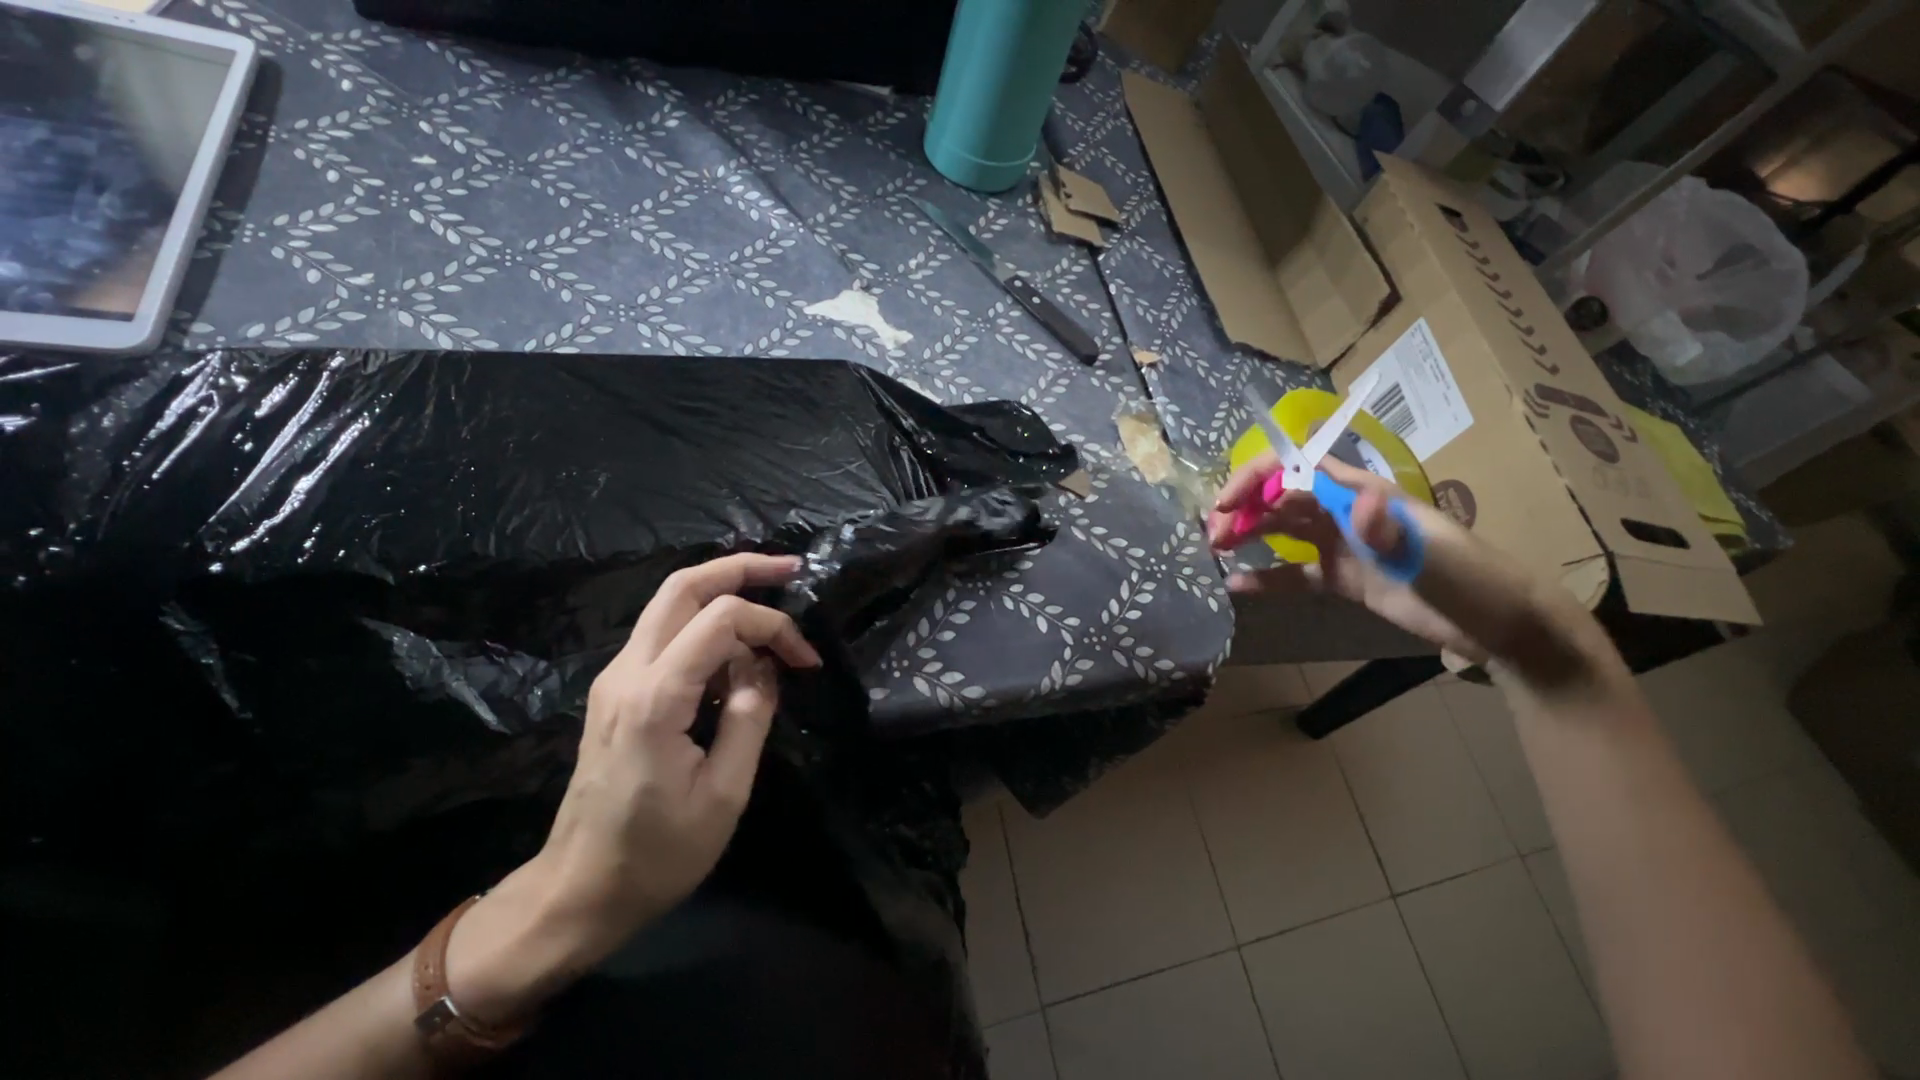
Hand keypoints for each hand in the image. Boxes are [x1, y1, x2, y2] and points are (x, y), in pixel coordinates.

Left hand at [444, 553, 822, 1022]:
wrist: (579, 890)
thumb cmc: (657, 854)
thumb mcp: (723, 794)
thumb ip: (749, 717)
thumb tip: (765, 668)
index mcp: (654, 698)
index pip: (721, 620)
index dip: (773, 627)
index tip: (807, 662)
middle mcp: (626, 673)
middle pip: (681, 587)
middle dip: (739, 569)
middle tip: (791, 570)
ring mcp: (614, 680)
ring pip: (668, 605)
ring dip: (722, 596)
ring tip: (773, 616)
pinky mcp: (616, 694)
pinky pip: (663, 638)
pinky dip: (704, 628)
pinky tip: (737, 655)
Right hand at [1207, 456, 1617, 687]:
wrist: (1503, 627)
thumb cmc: (1476, 581)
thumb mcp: (1437, 556)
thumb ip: (1394, 532)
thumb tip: (1359, 502)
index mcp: (1366, 496)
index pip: (1300, 472)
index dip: (1258, 480)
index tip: (1226, 504)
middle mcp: (1349, 513)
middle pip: (1284, 497)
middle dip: (1243, 507)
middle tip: (1211, 534)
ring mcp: (1346, 545)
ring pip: (1284, 530)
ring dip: (1249, 533)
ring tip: (1213, 548)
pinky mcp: (1346, 579)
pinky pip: (1297, 575)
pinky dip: (1267, 578)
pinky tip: (1237, 585)